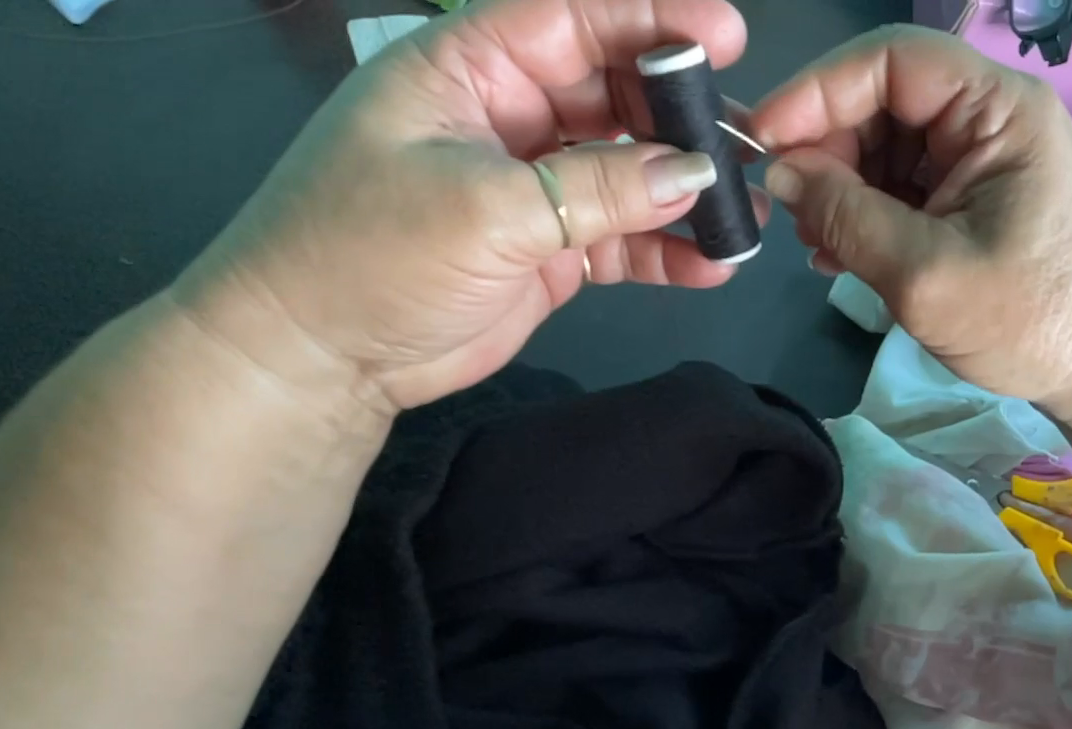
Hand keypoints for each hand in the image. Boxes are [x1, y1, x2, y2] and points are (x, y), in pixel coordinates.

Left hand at [172, 0, 766, 412]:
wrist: (325, 353)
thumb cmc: (372, 252)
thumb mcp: (486, 207)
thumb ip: (597, 188)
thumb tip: (695, 174)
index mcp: (471, 68)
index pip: (573, 20)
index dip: (650, 21)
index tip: (725, 36)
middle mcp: (510, 117)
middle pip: (615, 98)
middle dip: (682, 120)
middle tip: (745, 144)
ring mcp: (535, 188)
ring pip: (628, 174)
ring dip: (684, 195)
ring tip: (743, 215)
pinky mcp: (552, 250)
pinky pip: (623, 240)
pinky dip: (665, 254)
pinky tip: (709, 268)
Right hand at [751, 25, 1071, 412]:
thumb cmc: (1023, 323)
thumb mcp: (923, 274)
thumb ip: (846, 217)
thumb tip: (779, 173)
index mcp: (999, 112)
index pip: (894, 61)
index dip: (819, 90)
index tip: (762, 138)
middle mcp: (990, 120)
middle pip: (885, 101)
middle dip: (827, 147)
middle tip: (788, 206)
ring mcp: (980, 161)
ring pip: (885, 146)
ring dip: (838, 187)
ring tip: (813, 239)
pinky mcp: (969, 200)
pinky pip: (900, 186)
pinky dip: (862, 213)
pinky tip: (836, 252)